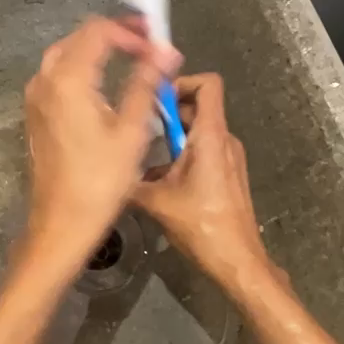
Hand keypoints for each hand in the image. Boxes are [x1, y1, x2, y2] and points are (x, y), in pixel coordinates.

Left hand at [21, 17, 180, 267]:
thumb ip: (146, 84)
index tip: (157, 43)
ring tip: (132, 60)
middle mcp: (45, 81)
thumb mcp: (132, 132)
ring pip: (66, 56)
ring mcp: (36, 99)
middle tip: (147, 44)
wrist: (61, 223)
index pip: (99, 31)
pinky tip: (105, 85)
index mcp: (69, 80)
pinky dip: (83, 70)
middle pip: (79, 38)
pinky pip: (59, 78)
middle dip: (114, 36)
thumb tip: (165, 52)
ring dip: (97, 52)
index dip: (131, 31)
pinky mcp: (36, 116)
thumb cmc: (100, 182)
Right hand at [134, 74, 274, 293]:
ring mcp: (229, 158)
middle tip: (138, 130)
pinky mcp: (228, 176)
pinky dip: (181, 158)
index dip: (181, 83)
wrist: (237, 261)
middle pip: (197, 108)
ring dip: (171, 140)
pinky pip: (203, 153)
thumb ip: (130, 181)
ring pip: (197, 133)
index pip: (207, 84)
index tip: (154, 100)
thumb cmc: (201, 226)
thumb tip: (107, 171)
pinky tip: (160, 182)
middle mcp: (224, 140)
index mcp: (210, 136)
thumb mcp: (156, 203)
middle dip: (167, 115)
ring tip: (143, 159)